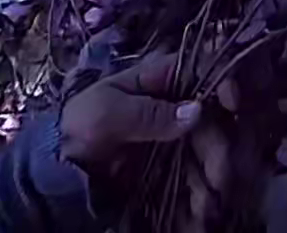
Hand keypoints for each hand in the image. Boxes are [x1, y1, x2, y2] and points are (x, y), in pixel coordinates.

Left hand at [59, 52, 234, 231]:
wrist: (52, 172)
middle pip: (209, 120)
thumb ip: (150, 114)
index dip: (222, 82)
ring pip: (204, 155)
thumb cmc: (79, 126)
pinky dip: (197, 204)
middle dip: (218, 149)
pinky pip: (190, 183)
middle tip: (218, 180)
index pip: (201, 70)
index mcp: (159, 81)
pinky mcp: (166, 171)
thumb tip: (197, 110)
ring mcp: (171, 140)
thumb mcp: (107, 113)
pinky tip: (195, 222)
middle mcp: (172, 106)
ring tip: (204, 211)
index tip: (233, 104)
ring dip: (210, 182)